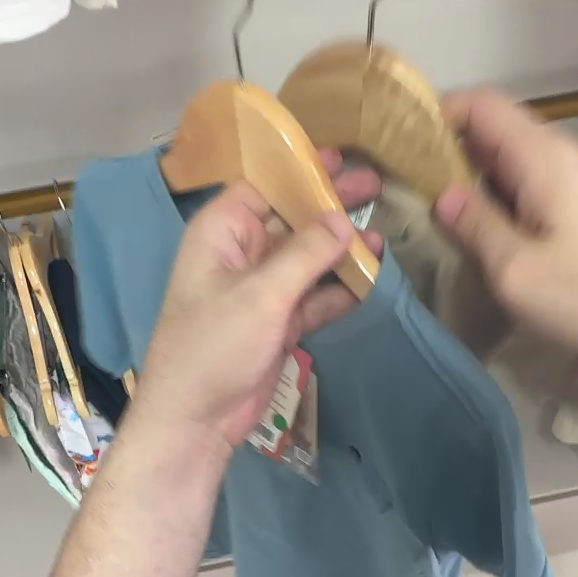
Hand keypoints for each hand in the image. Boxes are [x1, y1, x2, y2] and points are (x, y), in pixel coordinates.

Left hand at [132, 154, 384, 453]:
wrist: (196, 418)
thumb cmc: (215, 345)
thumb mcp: (261, 293)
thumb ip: (305, 254)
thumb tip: (342, 221)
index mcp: (222, 232)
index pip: (263, 185)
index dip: (301, 170)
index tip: (342, 158)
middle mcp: (241, 255)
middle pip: (291, 220)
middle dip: (330, 208)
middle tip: (375, 187)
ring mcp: (261, 292)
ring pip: (307, 262)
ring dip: (341, 254)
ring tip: (381, 239)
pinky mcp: (276, 325)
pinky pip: (313, 299)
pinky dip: (338, 293)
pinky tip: (369, 281)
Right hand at [434, 89, 577, 375]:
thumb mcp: (515, 270)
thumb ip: (475, 227)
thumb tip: (442, 196)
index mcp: (542, 158)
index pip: (482, 105)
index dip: (438, 115)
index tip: (402, 147)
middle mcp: (559, 157)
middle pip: (494, 131)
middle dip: (449, 151)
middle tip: (409, 189)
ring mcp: (574, 182)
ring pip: (510, 162)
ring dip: (472, 181)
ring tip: (436, 214)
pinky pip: (528, 187)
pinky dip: (497, 200)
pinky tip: (480, 234)